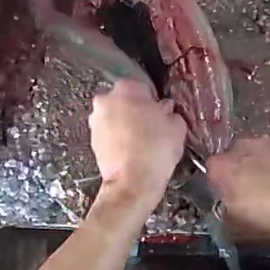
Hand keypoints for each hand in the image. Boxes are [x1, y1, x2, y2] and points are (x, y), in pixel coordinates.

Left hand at [89, 80, 184, 210]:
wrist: (133, 182)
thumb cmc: (157, 149)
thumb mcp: (177, 126)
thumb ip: (171, 112)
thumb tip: (165, 110)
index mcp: (127, 88)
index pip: (143, 87)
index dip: (154, 101)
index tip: (161, 113)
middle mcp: (106, 99)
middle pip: (125, 100)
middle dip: (136, 110)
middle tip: (152, 126)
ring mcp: (96, 120)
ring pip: (115, 117)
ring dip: (125, 124)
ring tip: (142, 141)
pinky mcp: (92, 140)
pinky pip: (109, 134)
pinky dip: (118, 139)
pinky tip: (131, 151)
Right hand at [206, 135, 269, 246]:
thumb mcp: (237, 227)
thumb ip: (224, 210)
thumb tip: (226, 206)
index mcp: (220, 169)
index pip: (211, 172)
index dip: (222, 185)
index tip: (232, 198)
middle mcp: (238, 147)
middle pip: (233, 158)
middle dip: (241, 172)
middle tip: (255, 193)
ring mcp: (265, 140)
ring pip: (255, 152)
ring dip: (261, 164)